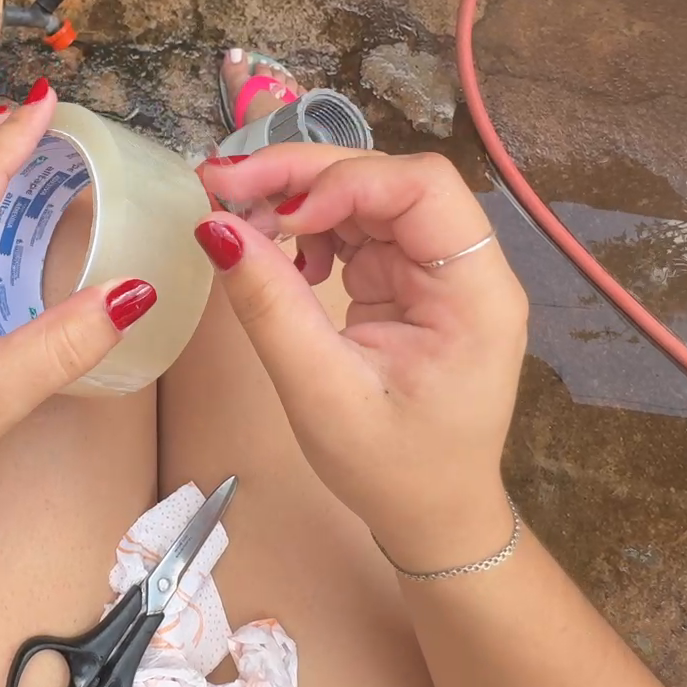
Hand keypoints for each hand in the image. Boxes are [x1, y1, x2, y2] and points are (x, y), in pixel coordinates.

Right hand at [195, 146, 528, 571]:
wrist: (427, 512)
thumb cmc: (391, 467)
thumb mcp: (321, 392)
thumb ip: (270, 306)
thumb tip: (213, 227)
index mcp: (473, 293)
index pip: (422, 188)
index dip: (345, 182)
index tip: (281, 220)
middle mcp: (458, 263)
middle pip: (383, 178)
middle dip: (299, 174)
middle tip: (221, 183)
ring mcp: (428, 265)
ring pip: (359, 192)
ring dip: (293, 193)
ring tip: (236, 213)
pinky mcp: (399, 274)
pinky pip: (348, 222)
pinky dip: (303, 223)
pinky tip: (279, 249)